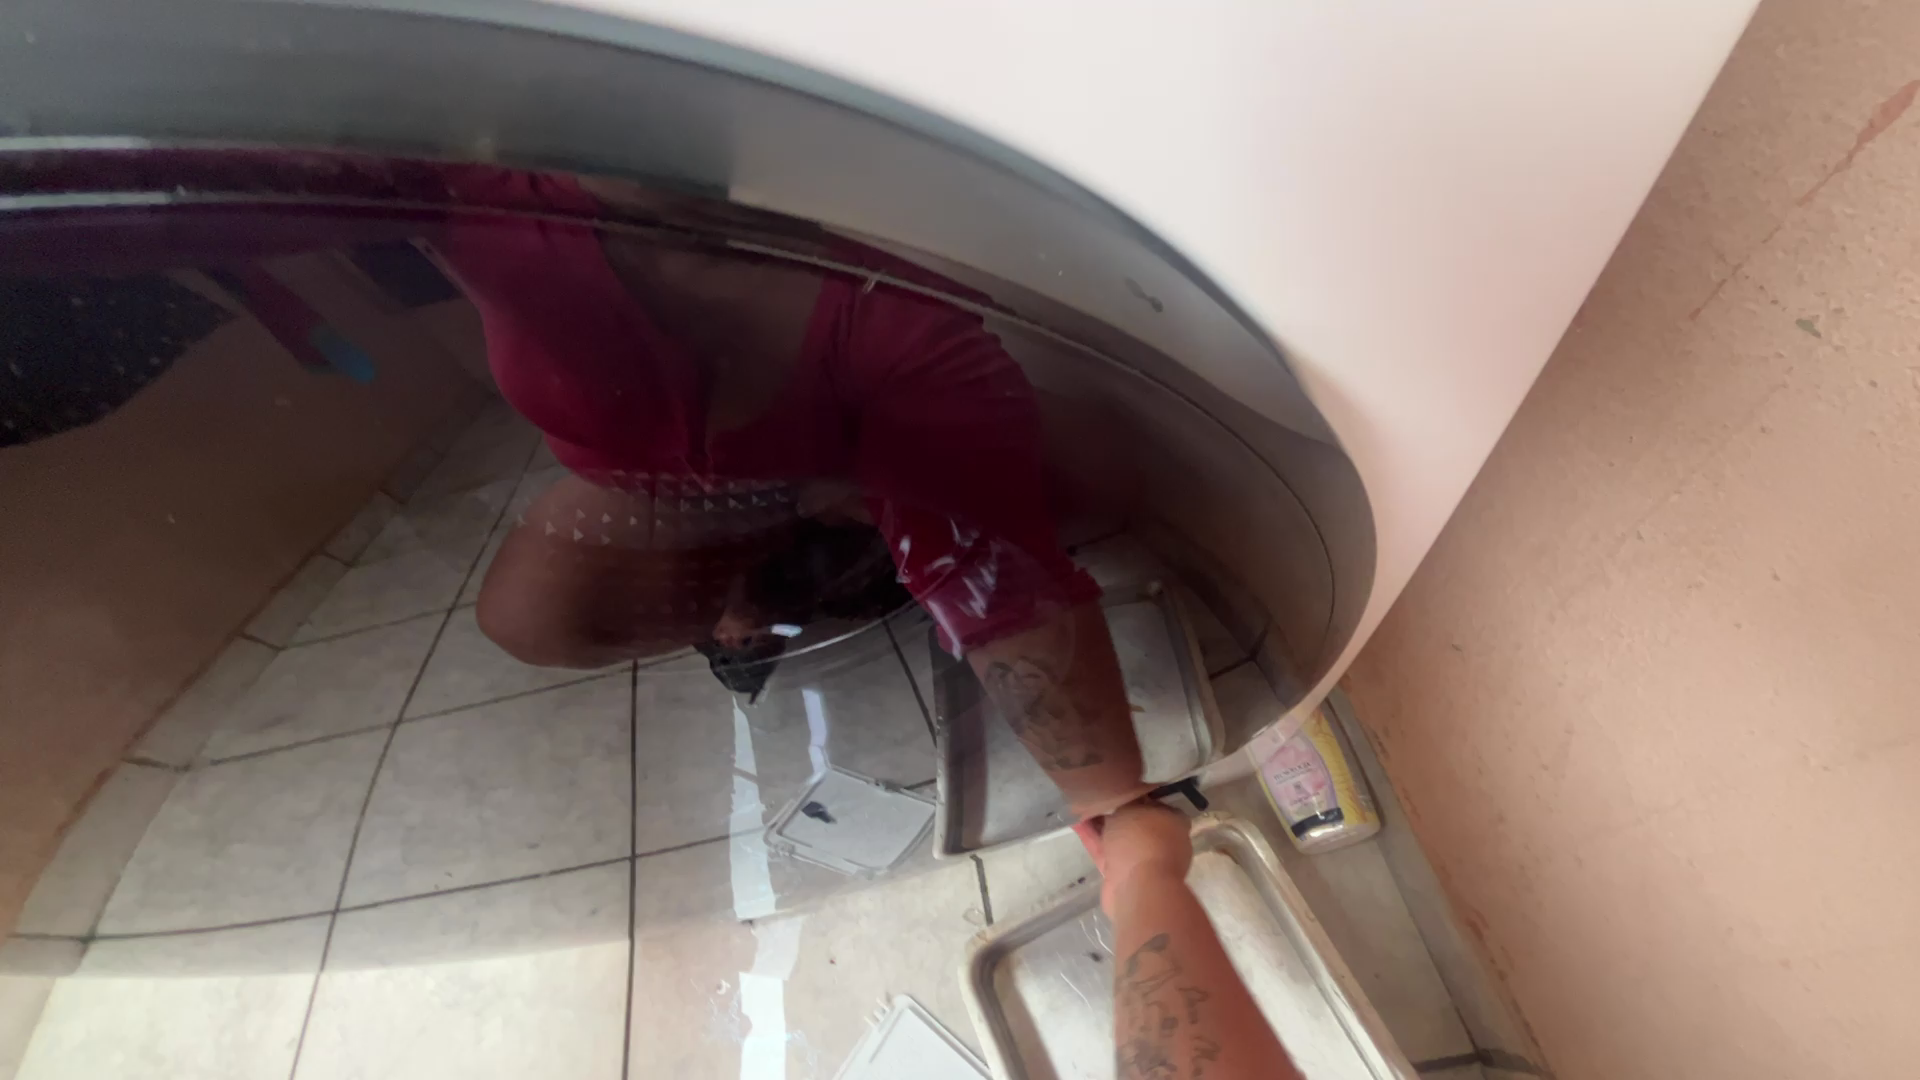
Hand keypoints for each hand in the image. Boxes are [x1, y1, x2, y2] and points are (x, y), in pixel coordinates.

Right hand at [1073, 800, 1191, 914]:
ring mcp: (1141, 859)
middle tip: (1094, 794)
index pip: (1154, 801)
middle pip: (1134, 820)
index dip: (1134, 793)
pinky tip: (1074, 822)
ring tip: (1078, 805)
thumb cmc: (1142, 840)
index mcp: (1173, 822)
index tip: (1116, 785)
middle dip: (1113, 810)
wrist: (1138, 888)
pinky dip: (1091, 838)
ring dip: (1098, 823)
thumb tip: (1125, 796)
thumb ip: (1127, 799)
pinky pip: (1104, 850)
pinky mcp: (1121, 873)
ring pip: (1117, 836)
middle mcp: (1161, 841)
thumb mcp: (1132, 807)